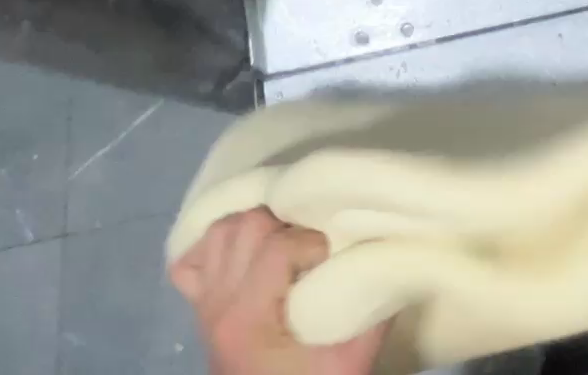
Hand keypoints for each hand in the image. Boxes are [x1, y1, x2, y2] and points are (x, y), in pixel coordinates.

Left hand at [171, 209, 388, 374]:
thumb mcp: (352, 362)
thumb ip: (373, 309)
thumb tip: (395, 257)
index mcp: (247, 320)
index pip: (277, 247)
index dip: (313, 244)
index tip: (332, 261)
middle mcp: (217, 307)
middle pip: (246, 227)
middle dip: (286, 227)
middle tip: (312, 249)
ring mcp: (203, 308)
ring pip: (219, 233)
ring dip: (256, 228)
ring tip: (286, 244)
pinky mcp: (200, 311)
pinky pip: (192, 260)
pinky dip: (217, 247)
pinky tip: (248, 253)